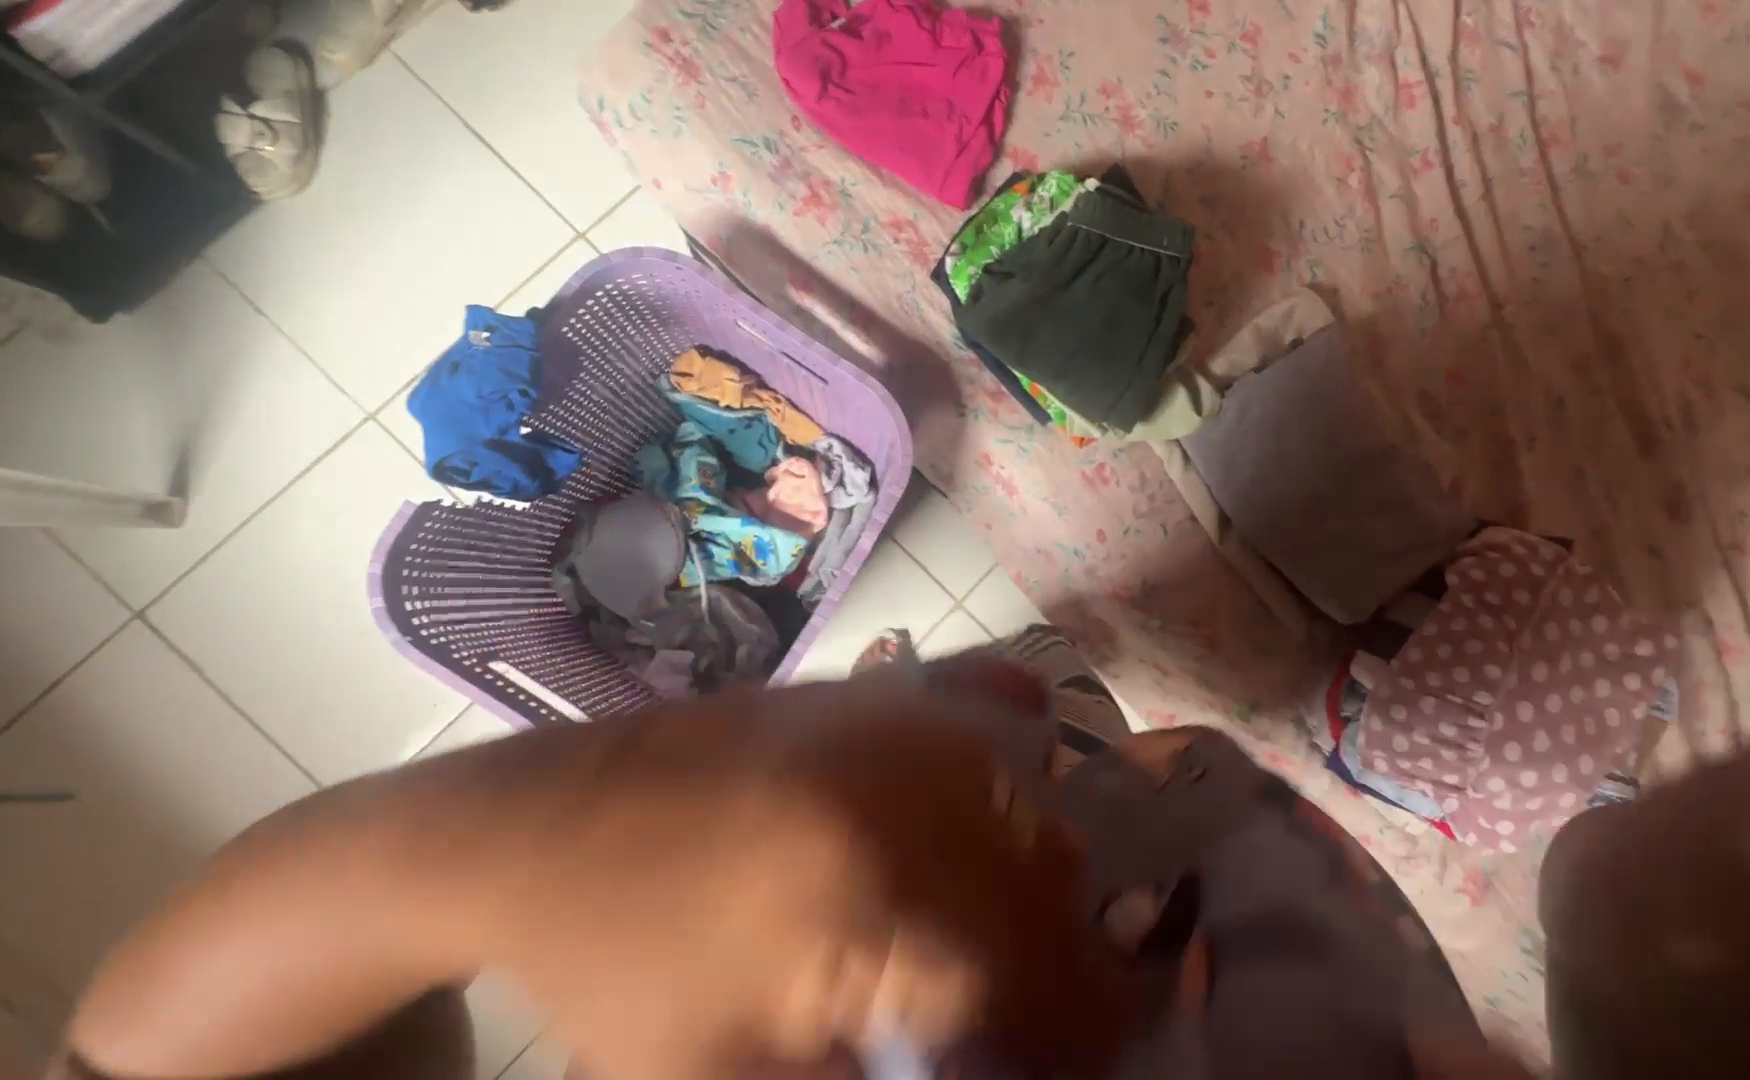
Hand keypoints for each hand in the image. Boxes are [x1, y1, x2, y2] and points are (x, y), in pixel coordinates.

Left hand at [64, 661, 1134, 1079]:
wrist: (544, 828)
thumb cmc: (626, 971)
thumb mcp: (733, 1079)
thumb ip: (869, 1079)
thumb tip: (973, 1061)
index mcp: (873, 907)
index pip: (1034, 980)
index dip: (1081, 1027)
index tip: (1094, 1050)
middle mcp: (904, 797)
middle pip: (1042, 886)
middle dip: (1063, 955)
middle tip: (1047, 1000)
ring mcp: (885, 725)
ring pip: (1024, 801)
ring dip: (1040, 866)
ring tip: (1015, 912)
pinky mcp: (858, 692)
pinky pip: (974, 698)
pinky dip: (1014, 727)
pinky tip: (1028, 733)